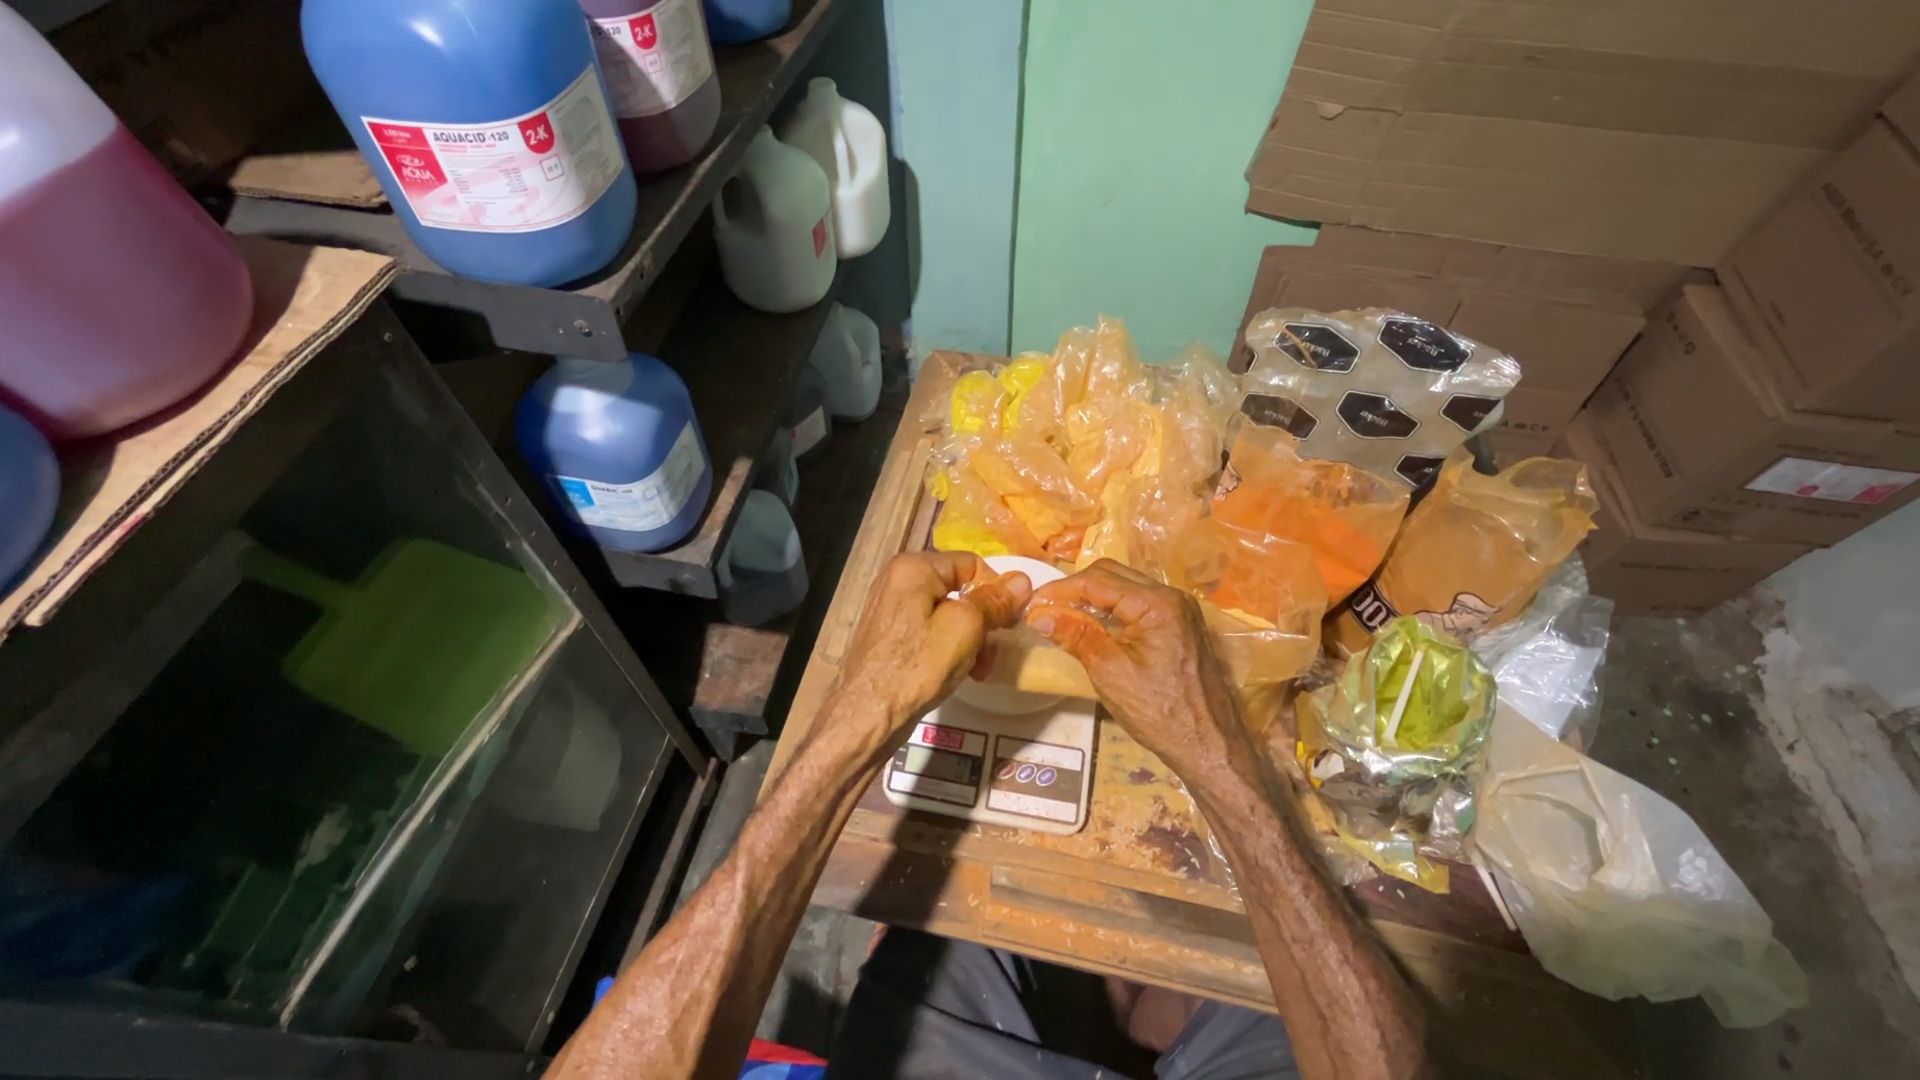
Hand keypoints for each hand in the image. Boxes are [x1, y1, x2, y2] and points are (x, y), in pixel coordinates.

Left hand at [832, 552, 1032, 748]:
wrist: (867, 715)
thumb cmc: (917, 667)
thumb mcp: (965, 628)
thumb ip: (994, 601)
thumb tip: (1023, 580)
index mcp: (914, 567)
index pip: (972, 564)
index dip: (997, 590)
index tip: (1012, 622)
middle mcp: (897, 579)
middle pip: (959, 589)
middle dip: (983, 620)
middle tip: (995, 651)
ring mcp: (890, 608)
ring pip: (946, 613)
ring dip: (970, 638)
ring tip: (979, 669)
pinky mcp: (888, 635)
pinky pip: (929, 630)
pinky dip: (949, 647)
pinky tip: (959, 672)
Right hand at [1023, 560, 1250, 788]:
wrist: (1209, 744)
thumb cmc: (1158, 712)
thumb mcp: (1109, 672)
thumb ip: (1076, 634)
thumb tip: (1038, 614)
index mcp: (1156, 603)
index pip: (1098, 581)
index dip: (1061, 589)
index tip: (1032, 602)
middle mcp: (1172, 596)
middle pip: (1113, 575)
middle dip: (1076, 588)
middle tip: (1045, 607)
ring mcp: (1180, 610)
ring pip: (1126, 587)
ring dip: (1094, 597)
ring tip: (1063, 615)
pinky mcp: (1182, 626)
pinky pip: (1140, 603)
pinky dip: (1113, 608)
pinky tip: (1094, 625)